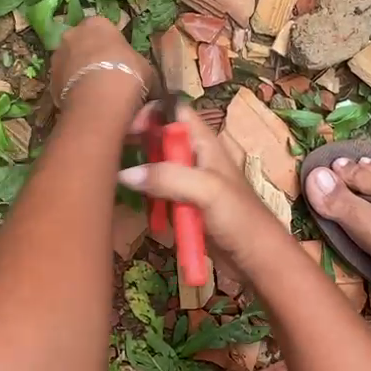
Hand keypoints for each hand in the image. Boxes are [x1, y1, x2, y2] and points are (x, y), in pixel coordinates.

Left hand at [49, 16, 153, 110]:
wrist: (101, 97)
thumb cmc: (128, 73)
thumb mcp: (144, 66)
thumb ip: (136, 65)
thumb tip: (141, 76)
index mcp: (96, 23)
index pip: (101, 28)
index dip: (109, 44)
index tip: (117, 59)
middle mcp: (72, 34)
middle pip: (80, 43)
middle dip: (88, 56)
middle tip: (103, 74)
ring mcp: (57, 56)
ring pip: (68, 63)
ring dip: (77, 73)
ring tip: (93, 93)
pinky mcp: (49, 80)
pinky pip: (62, 83)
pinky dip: (71, 90)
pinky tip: (84, 103)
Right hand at [120, 102, 293, 267]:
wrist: (257, 260)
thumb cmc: (239, 218)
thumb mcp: (205, 191)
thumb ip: (167, 178)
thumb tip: (126, 174)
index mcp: (204, 142)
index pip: (174, 110)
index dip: (151, 112)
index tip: (127, 129)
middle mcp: (194, 157)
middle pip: (160, 137)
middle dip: (138, 142)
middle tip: (113, 154)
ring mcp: (188, 182)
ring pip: (156, 167)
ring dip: (140, 174)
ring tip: (120, 181)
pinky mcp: (184, 205)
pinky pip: (158, 194)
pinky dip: (148, 198)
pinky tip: (138, 205)